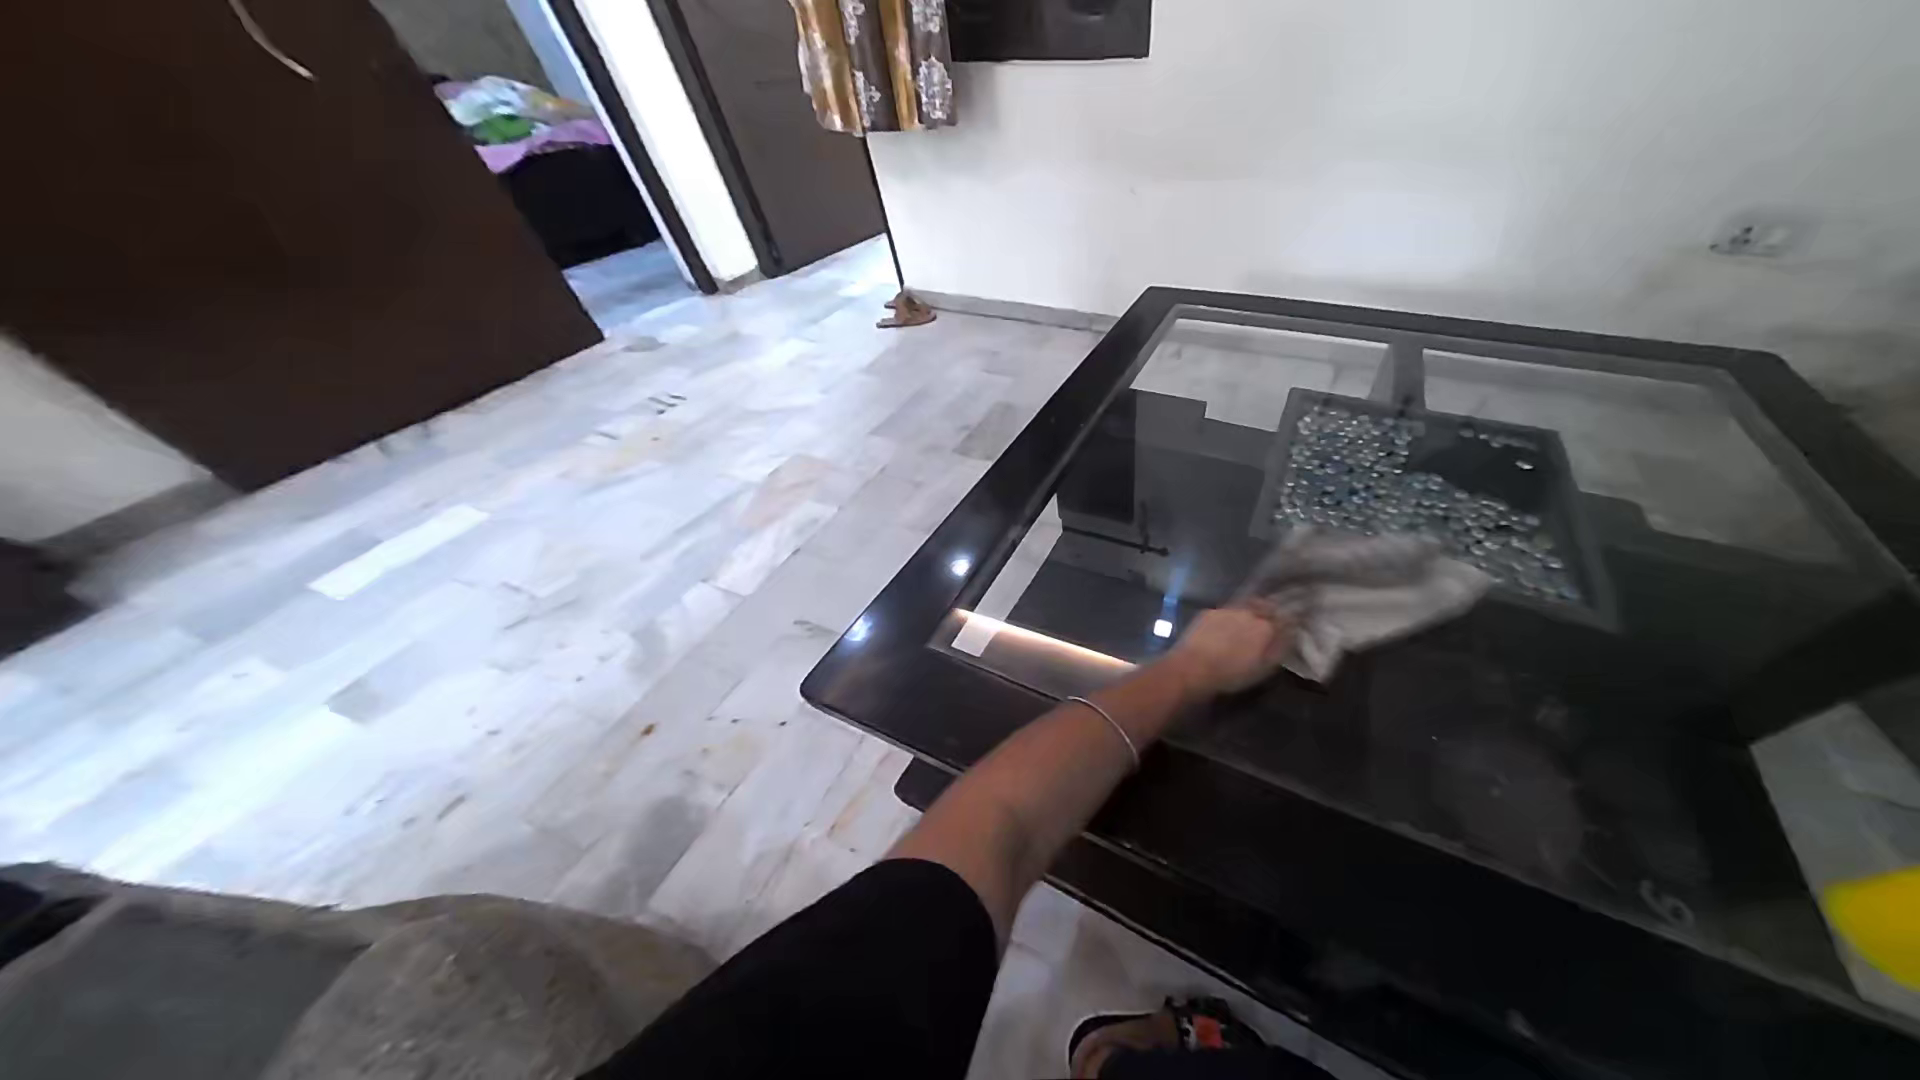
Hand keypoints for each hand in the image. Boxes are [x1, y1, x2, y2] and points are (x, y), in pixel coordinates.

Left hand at [1162, 602, 1294, 697]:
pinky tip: (1225, 626)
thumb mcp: (1263, 668)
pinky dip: (1230, 616)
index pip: (1286, 618)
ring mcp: (1227, 610)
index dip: (1289, 620)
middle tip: (1270, 620)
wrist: (1193, 667)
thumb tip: (1290, 634)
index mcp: (1266, 628)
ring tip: (1247, 623)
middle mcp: (1248, 613)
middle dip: (1270, 611)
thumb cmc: (1232, 673)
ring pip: (1245, 606)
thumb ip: (1279, 648)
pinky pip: (1226, 610)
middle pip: (1265, 606)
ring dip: (1250, 611)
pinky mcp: (1208, 612)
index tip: (1291, 623)